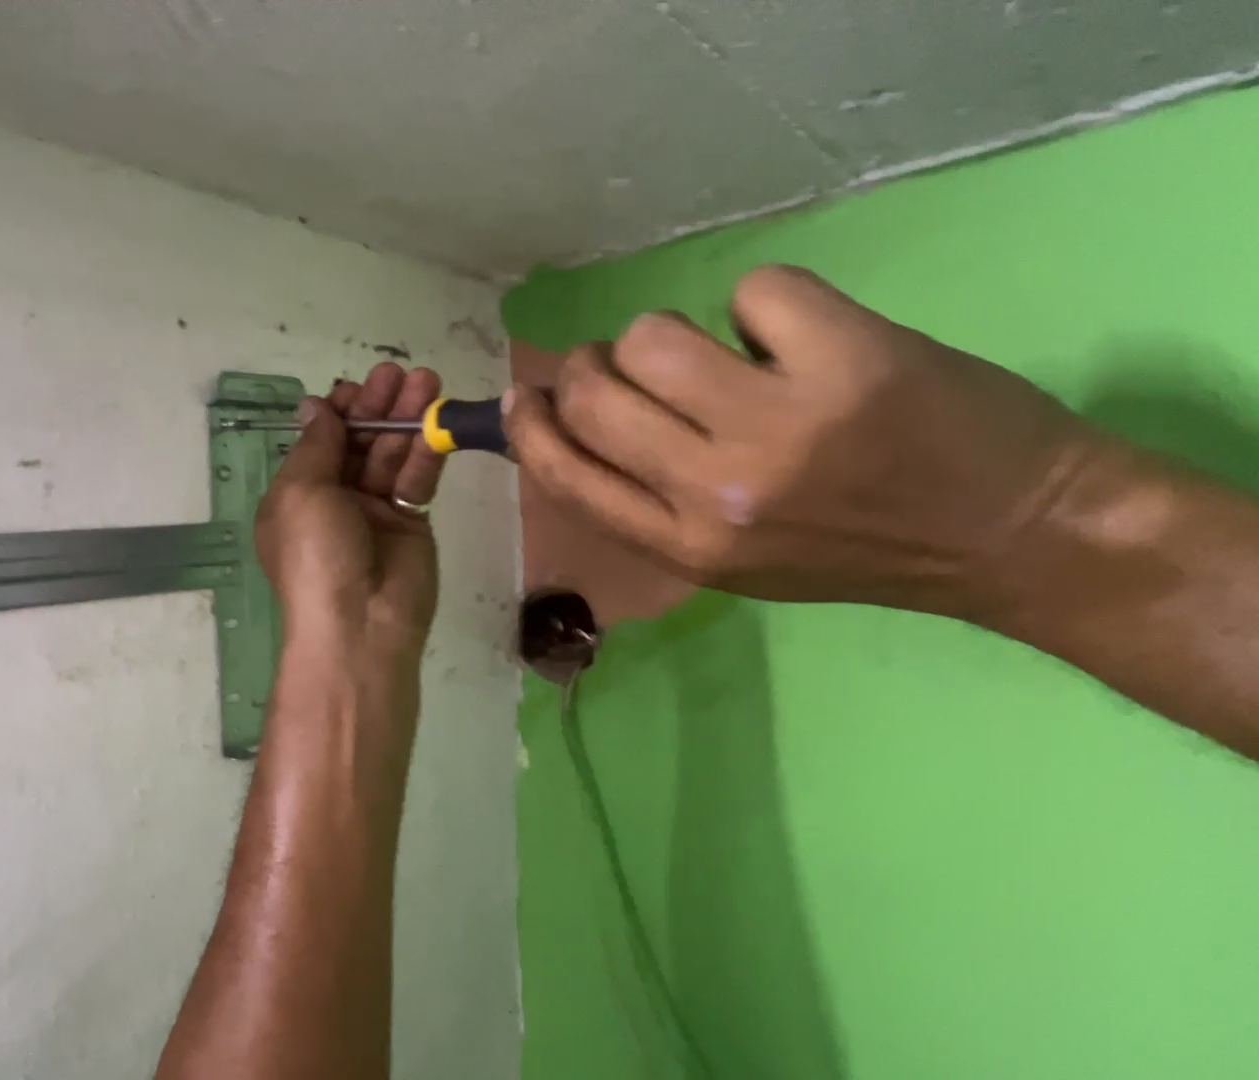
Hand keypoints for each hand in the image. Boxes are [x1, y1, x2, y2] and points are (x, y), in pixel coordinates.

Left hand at [255, 362, 447, 654]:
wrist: (359, 625)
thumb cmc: (315, 555)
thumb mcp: (301, 492)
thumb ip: (316, 445)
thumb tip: (314, 405)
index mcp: (296, 494)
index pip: (319, 440)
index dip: (338, 411)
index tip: (356, 387)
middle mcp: (333, 499)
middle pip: (357, 441)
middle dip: (376, 406)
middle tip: (399, 373)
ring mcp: (373, 511)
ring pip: (390, 453)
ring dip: (407, 418)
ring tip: (428, 380)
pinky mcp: (410, 521)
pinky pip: (417, 477)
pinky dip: (428, 449)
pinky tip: (440, 418)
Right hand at [503, 265, 1105, 617]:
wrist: (1009, 534)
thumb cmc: (852, 550)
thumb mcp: (727, 560)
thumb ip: (645, 502)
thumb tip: (567, 422)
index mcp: (684, 546)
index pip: (566, 474)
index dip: (531, 427)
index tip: (524, 397)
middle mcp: (718, 490)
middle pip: (594, 393)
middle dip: (594, 365)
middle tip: (628, 364)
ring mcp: (782, 424)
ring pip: (654, 334)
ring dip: (672, 333)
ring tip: (720, 352)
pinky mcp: (848, 359)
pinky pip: (752, 290)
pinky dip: (766, 303)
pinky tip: (797, 335)